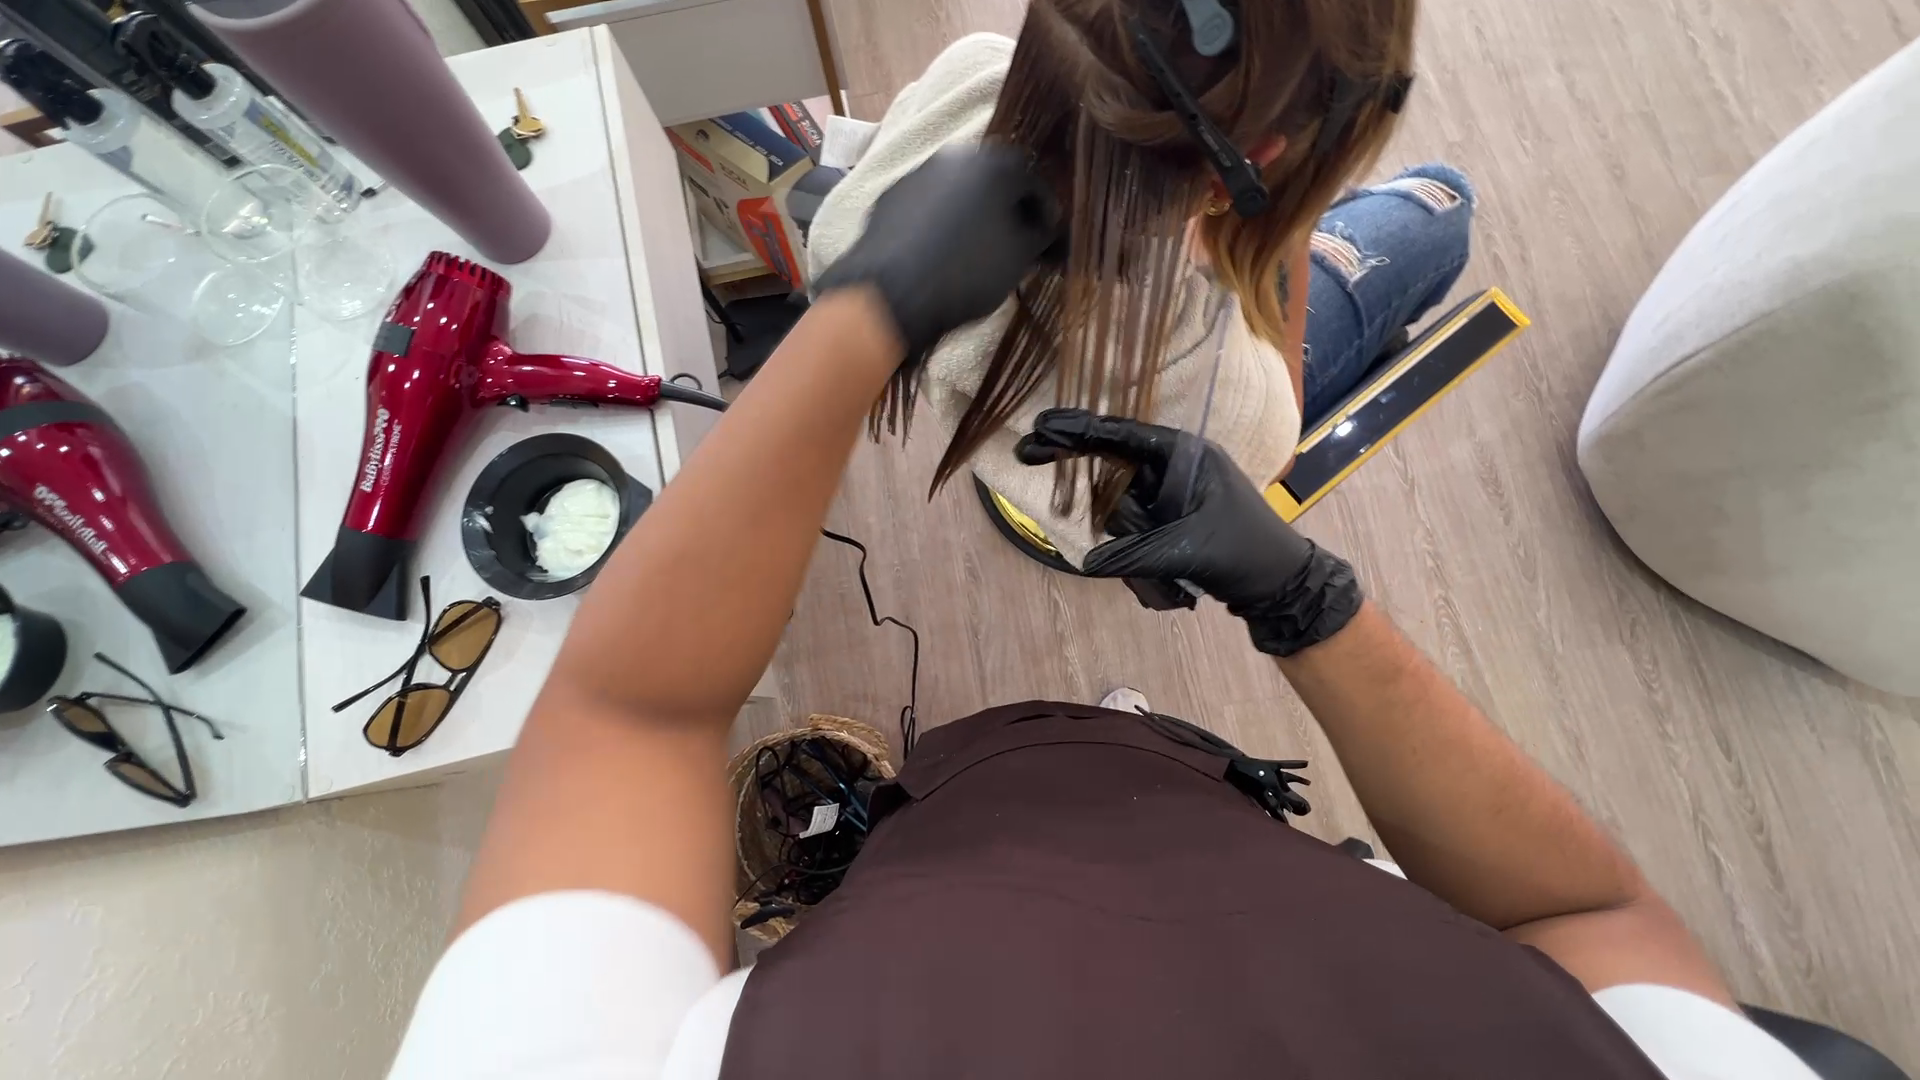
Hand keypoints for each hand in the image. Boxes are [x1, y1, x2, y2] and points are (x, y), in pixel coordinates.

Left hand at [813, 146, 1060, 358]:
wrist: (891, 292)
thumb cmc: (967, 273)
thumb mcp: (1018, 260)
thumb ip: (1042, 236)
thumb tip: (1048, 228)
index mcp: (997, 163)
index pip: (1036, 183)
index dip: (1047, 214)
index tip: (1049, 241)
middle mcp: (957, 156)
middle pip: (994, 181)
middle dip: (1007, 210)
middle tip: (1014, 243)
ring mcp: (919, 173)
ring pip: (958, 192)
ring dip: (972, 215)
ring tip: (976, 251)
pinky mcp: (890, 197)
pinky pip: (928, 207)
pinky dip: (940, 224)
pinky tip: (940, 254)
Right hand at [1015, 409, 1361, 655]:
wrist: (1281, 582)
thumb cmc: (1242, 553)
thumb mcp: (1186, 551)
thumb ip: (1132, 555)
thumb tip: (1085, 563)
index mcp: (1186, 455)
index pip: (1124, 434)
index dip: (1081, 429)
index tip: (1042, 425)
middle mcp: (1177, 465)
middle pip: (1114, 458)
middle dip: (1076, 458)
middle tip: (1027, 452)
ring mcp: (1174, 490)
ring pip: (1121, 493)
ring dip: (1117, 518)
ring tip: (1139, 541)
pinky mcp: (1172, 514)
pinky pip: (1135, 516)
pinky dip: (1127, 532)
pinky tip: (1133, 556)